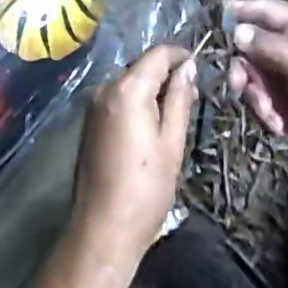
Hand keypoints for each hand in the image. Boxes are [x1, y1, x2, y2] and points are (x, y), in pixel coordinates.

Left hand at [58, 44, 196, 281]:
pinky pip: (117, 98)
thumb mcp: (172, 142)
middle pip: (142, 66)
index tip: (199, 69)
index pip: (159, 54)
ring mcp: (93, 105)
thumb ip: (180, 98)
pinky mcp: (89, 122)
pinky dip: (135, 102)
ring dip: (151, 89)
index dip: (181, 56)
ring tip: (172, 114)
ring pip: (130, 82)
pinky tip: (148, 126)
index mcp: (127, 89)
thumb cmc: (144, 188)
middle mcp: (106, 88)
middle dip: (167, 74)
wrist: (101, 233)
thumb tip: (188, 66)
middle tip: (189, 97)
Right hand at [226, 0, 287, 143]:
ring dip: (256, 96)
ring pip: (254, 77)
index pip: (264, 10)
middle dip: (244, 68)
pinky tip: (279, 125)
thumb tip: (237, 30)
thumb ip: (268, 46)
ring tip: (270, 114)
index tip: (216, 16)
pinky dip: (267, 113)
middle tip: (238, 85)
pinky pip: (264, 101)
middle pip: (252, 47)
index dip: (241, 10)